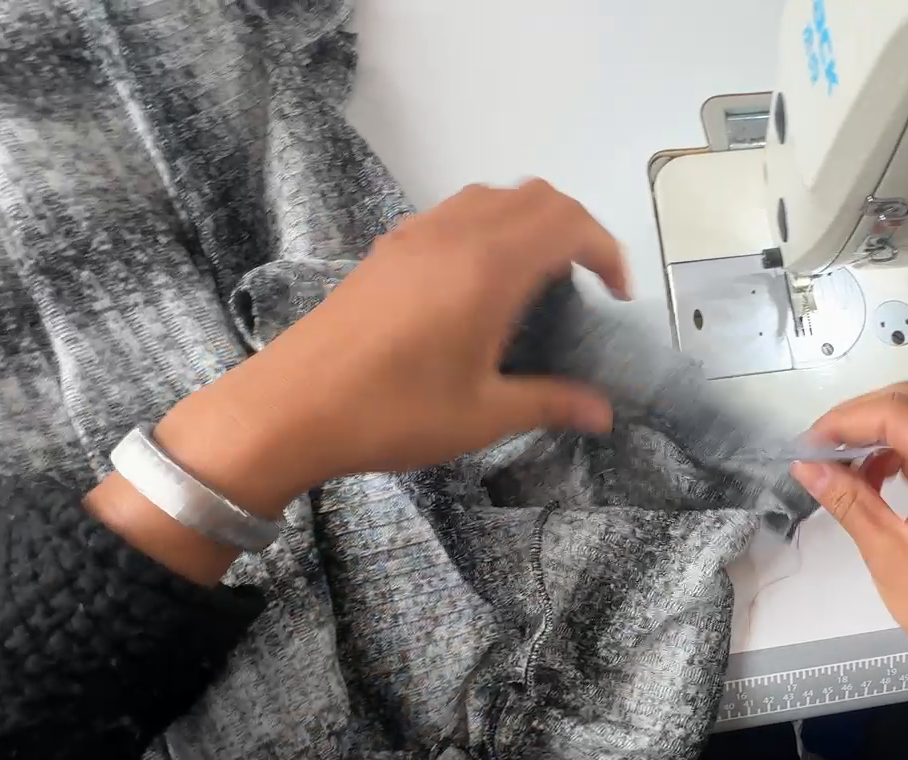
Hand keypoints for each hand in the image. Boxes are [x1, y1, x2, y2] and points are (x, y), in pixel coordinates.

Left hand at [89, 179, 626, 582]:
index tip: (617, 296)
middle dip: (578, 231)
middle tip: (588, 285)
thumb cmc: (393, 414)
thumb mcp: (485, 416)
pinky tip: (484, 285)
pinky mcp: (391, 250)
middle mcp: (455, 236)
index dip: (608, 252)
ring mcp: (417, 236)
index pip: (569, 224)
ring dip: (533, 224)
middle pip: (538, 197)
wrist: (290, 409)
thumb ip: (552, 403)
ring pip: (495, 196)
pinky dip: (492, 228)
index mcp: (488, 271)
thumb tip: (604, 414)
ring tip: (542, 281)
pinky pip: (457, 212)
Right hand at [794, 384, 907, 759]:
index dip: (844, 422)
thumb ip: (846, 497)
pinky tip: (868, 478)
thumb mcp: (886, 549)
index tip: (806, 446)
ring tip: (837, 467)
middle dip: (857, 421)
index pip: (896, 413)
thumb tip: (805, 465)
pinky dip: (895, 453)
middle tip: (817, 451)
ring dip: (875, 436)